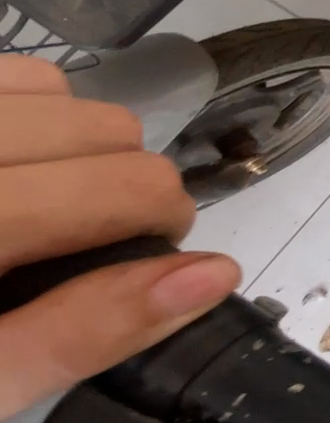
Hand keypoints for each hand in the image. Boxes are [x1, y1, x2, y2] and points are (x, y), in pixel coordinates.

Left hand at [0, 56, 239, 421]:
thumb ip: (77, 335)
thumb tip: (215, 273)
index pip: (130, 187)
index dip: (156, 231)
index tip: (125, 270)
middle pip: (106, 129)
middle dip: (113, 188)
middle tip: (65, 246)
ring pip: (52, 87)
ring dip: (63, 145)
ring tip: (18, 204)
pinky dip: (11, 115)